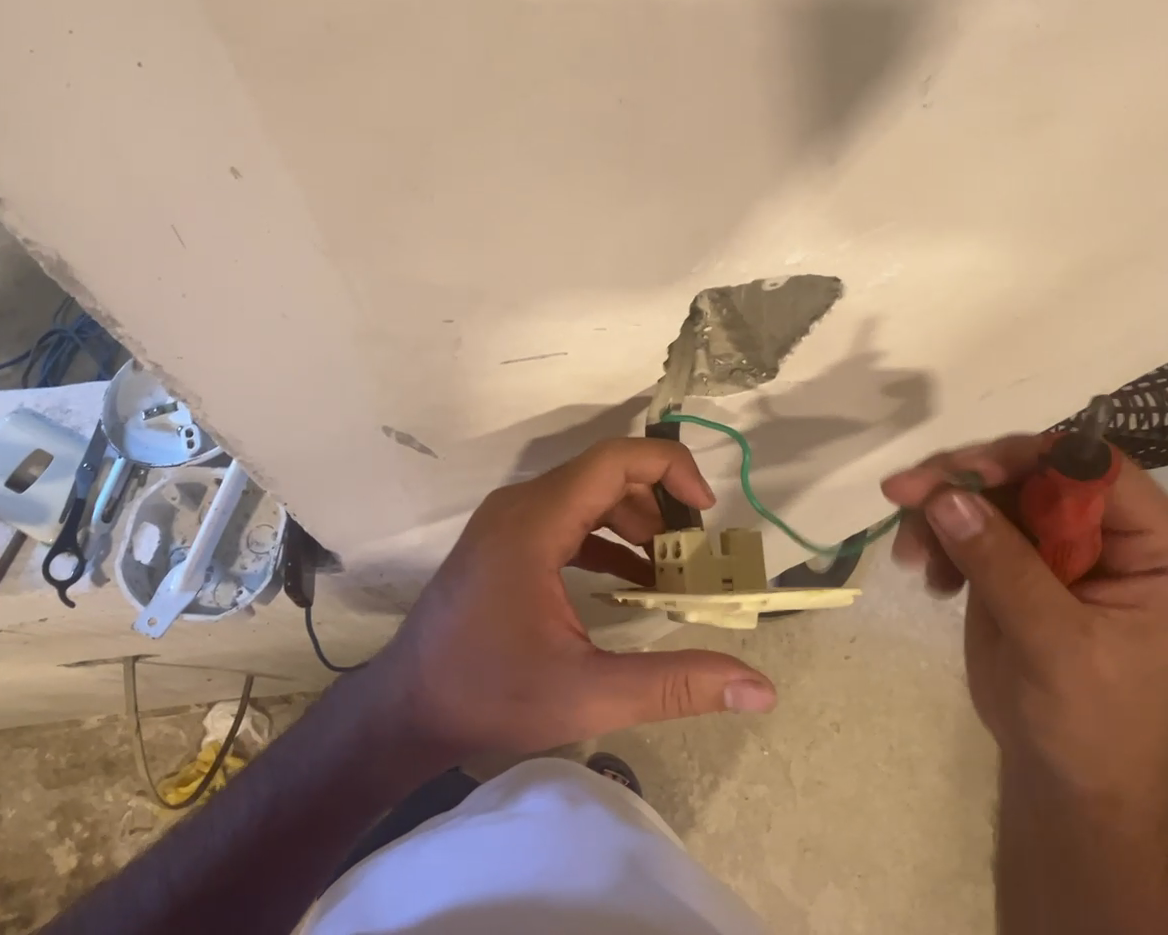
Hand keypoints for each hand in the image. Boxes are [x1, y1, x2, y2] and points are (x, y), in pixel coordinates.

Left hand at [363, 438, 777, 764]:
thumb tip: (760, 689)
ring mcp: (504, 523)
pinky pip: (563, 521)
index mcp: (535, 523)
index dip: (669, 469)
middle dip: (658, 505)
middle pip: (601, 475)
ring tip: (671, 572)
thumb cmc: (490, 694)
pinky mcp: (501, 544)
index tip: (707, 514)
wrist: (407, 708)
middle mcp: (518, 507)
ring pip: (582, 496)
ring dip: (631, 523)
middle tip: (696, 554)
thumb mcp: (590, 692)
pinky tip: (630, 582)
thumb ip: (676, 684)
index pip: (613, 460)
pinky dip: (602, 540)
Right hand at [881, 437, 1167, 796]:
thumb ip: (1004, 567)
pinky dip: (935, 540)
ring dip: (938, 514)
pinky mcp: (1010, 564)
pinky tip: (929, 580)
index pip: (1090, 467)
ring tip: (912, 558)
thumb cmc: (1092, 718)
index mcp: (1149, 541)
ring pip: (986, 494)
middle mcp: (1102, 531)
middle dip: (961, 483)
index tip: (957, 474)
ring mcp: (1052, 546)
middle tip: (901, 496)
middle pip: (1026, 472)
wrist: (1067, 776)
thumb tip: (945, 498)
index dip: (1023, 459)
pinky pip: (964, 525)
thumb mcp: (1057, 643)